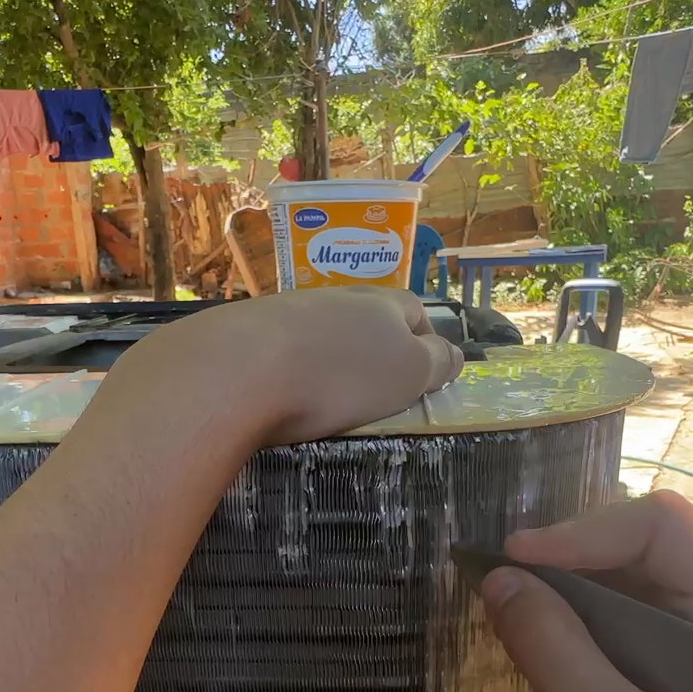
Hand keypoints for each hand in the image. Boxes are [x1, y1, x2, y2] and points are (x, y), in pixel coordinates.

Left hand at [99, 288, 463, 446]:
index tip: (423, 375)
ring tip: (327, 393)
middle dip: (375, 348)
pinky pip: (282, 349)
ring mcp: (288, 312)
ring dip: (330, 356)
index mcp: (382, 303)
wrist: (238, 370)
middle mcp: (336, 298)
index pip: (416, 314)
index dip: (425, 343)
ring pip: (322, 332)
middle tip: (376, 386)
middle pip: (367, 319)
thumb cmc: (339, 374)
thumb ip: (435, 362)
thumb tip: (454, 354)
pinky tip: (283, 391)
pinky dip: (290, 367)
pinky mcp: (246, 334)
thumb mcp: (406, 374)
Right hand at [477, 491, 692, 691]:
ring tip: (527, 611)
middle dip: (572, 558)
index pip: (658, 526)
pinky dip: (596, 607)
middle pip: (650, 538)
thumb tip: (498, 579)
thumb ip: (550, 649)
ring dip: (579, 583)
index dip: (576, 533)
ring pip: (644, 563)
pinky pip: (649, 595)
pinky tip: (565, 635)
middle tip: (510, 588)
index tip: (510, 561)